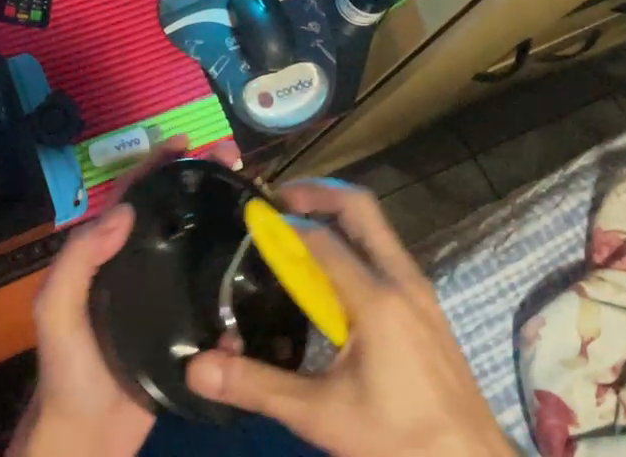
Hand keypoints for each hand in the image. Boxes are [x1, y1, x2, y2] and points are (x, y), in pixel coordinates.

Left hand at [10, 136, 243, 456]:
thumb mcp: (55, 309)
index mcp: (105, 255)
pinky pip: (216, 296)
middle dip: (199, 180)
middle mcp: (137, 266)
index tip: (188, 141)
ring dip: (222, 217)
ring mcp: (165, 296)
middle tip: (233, 159)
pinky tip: (263, 263)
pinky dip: (237, 277)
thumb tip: (125, 211)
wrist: (90, 438)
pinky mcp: (188, 329)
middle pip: (170, 213)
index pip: (132, 197)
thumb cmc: (68, 369)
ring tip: (255, 198)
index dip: (156, 165)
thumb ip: (78, 259)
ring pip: (196, 246)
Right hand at [185, 179, 514, 456]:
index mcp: (376, 299)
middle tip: (278, 199)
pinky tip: (332, 278)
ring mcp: (421, 291)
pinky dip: (354, 242)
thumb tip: (198, 368)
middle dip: (317, 193)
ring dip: (336, 217)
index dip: (282, 223)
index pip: (321, 238)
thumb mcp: (321, 415)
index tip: (249, 218)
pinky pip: (386, 253)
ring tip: (297, 231)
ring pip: (377, 229)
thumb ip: (257, 385)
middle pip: (360, 208)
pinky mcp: (427, 307)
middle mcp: (402, 280)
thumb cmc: (398, 440)